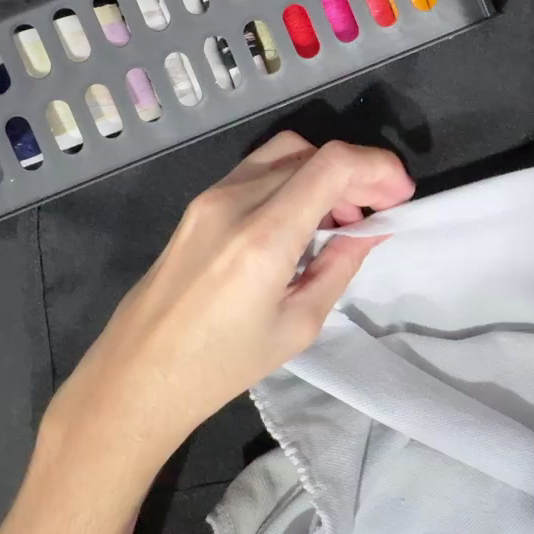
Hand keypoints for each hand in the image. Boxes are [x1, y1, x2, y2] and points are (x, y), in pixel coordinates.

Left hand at [40, 133, 413, 476]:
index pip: (333, 164)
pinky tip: (302, 219)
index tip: (400, 196)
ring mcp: (210, 197)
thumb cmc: (219, 368)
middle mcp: (234, 201)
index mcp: (263, 235)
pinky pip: (259, 169)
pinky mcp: (197, 204)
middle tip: (379, 210)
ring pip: (286, 152)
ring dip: (325, 172)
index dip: (377, 168)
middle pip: (313, 151)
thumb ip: (340, 266)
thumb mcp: (297, 326)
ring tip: (343, 216)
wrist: (133, 382)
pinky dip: (295, 178)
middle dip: (358, 172)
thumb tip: (372, 229)